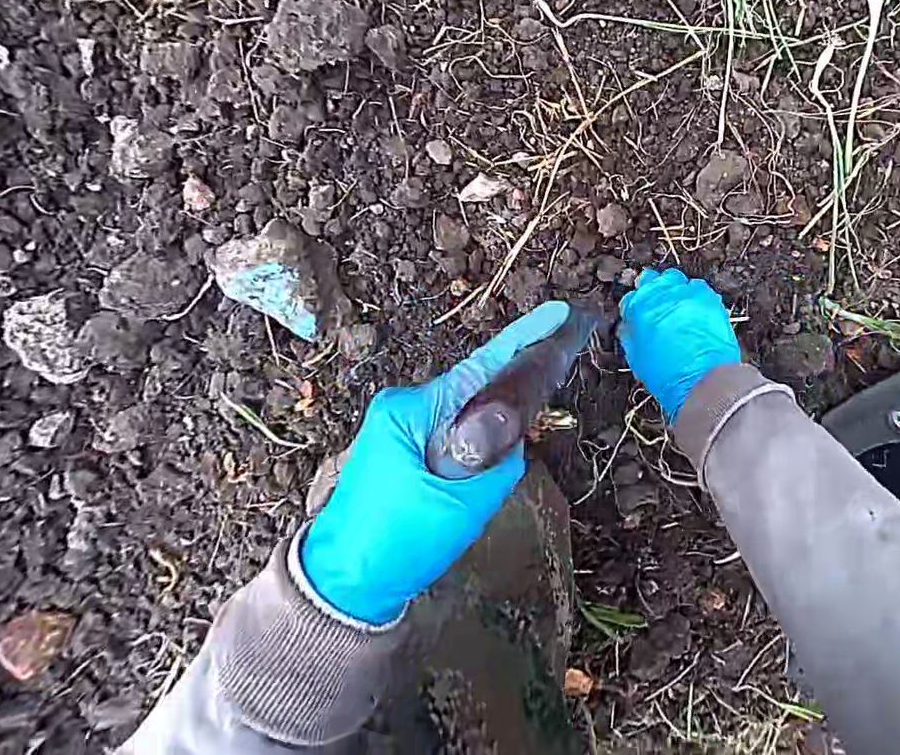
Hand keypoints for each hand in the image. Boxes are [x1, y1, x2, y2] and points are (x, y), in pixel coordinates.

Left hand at [299, 301, 569, 624]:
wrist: (341, 586)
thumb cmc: (397, 543)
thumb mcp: (464, 504)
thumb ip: (502, 462)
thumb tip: (518, 435)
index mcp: (414, 410)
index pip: (482, 365)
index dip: (524, 338)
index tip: (558, 313)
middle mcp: (405, 405)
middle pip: (476, 388)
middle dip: (508, 401)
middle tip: (530, 414)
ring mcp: (399, 423)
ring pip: (464, 413)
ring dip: (485, 435)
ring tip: (479, 480)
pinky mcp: (399, 443)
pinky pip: (449, 432)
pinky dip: (468, 447)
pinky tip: (469, 478)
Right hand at [618, 269, 740, 422]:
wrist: (704, 382)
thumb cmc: (671, 376)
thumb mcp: (637, 357)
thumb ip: (631, 334)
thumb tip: (630, 327)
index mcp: (639, 307)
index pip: (631, 295)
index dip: (634, 305)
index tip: (638, 312)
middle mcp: (663, 294)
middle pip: (654, 279)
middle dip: (655, 290)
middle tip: (658, 307)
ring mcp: (688, 294)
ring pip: (678, 280)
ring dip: (676, 292)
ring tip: (679, 312)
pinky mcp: (710, 299)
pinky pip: (699, 289)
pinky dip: (696, 298)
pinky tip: (696, 315)